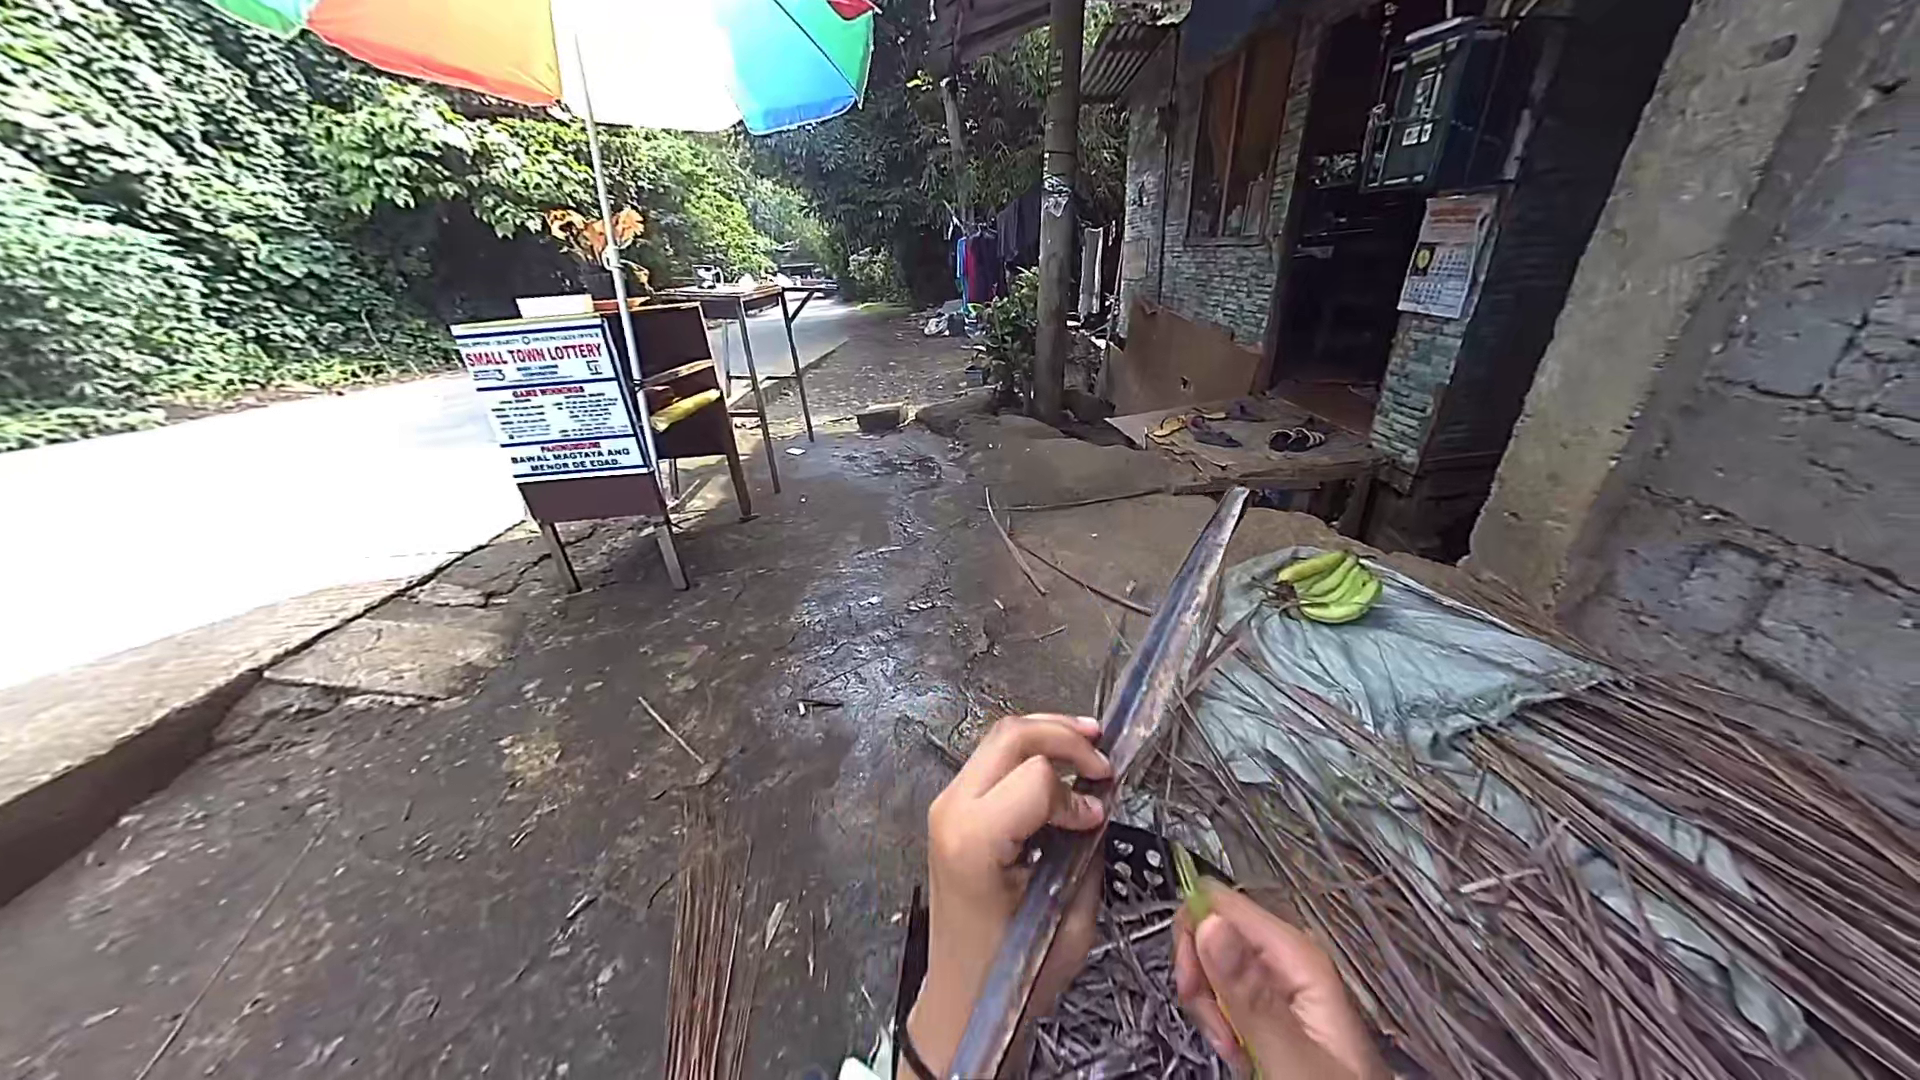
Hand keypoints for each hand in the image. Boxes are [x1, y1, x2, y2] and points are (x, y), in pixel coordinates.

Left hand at [907, 714, 1112, 1077]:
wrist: (961, 998)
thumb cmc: (1012, 973)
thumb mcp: (1068, 921)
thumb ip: (1085, 852)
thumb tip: (1095, 802)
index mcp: (974, 840)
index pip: (1035, 777)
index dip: (1076, 791)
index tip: (1098, 813)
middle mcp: (952, 809)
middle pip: (1011, 736)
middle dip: (1063, 734)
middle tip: (1102, 752)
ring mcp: (947, 803)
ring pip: (999, 737)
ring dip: (1047, 734)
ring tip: (1087, 743)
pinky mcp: (952, 805)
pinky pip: (993, 759)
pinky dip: (1030, 752)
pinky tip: (1059, 762)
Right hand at [1174, 884, 1385, 1079]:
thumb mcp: (1291, 1058)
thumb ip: (1249, 990)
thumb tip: (1210, 921)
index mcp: (1297, 953)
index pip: (1218, 900)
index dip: (1193, 937)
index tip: (1193, 989)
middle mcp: (1287, 956)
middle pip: (1212, 931)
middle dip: (1200, 978)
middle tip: (1218, 1032)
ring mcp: (1278, 981)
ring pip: (1214, 964)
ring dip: (1209, 1006)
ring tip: (1234, 1051)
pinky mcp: (1271, 1004)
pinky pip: (1226, 991)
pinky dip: (1221, 1020)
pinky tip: (1242, 1053)